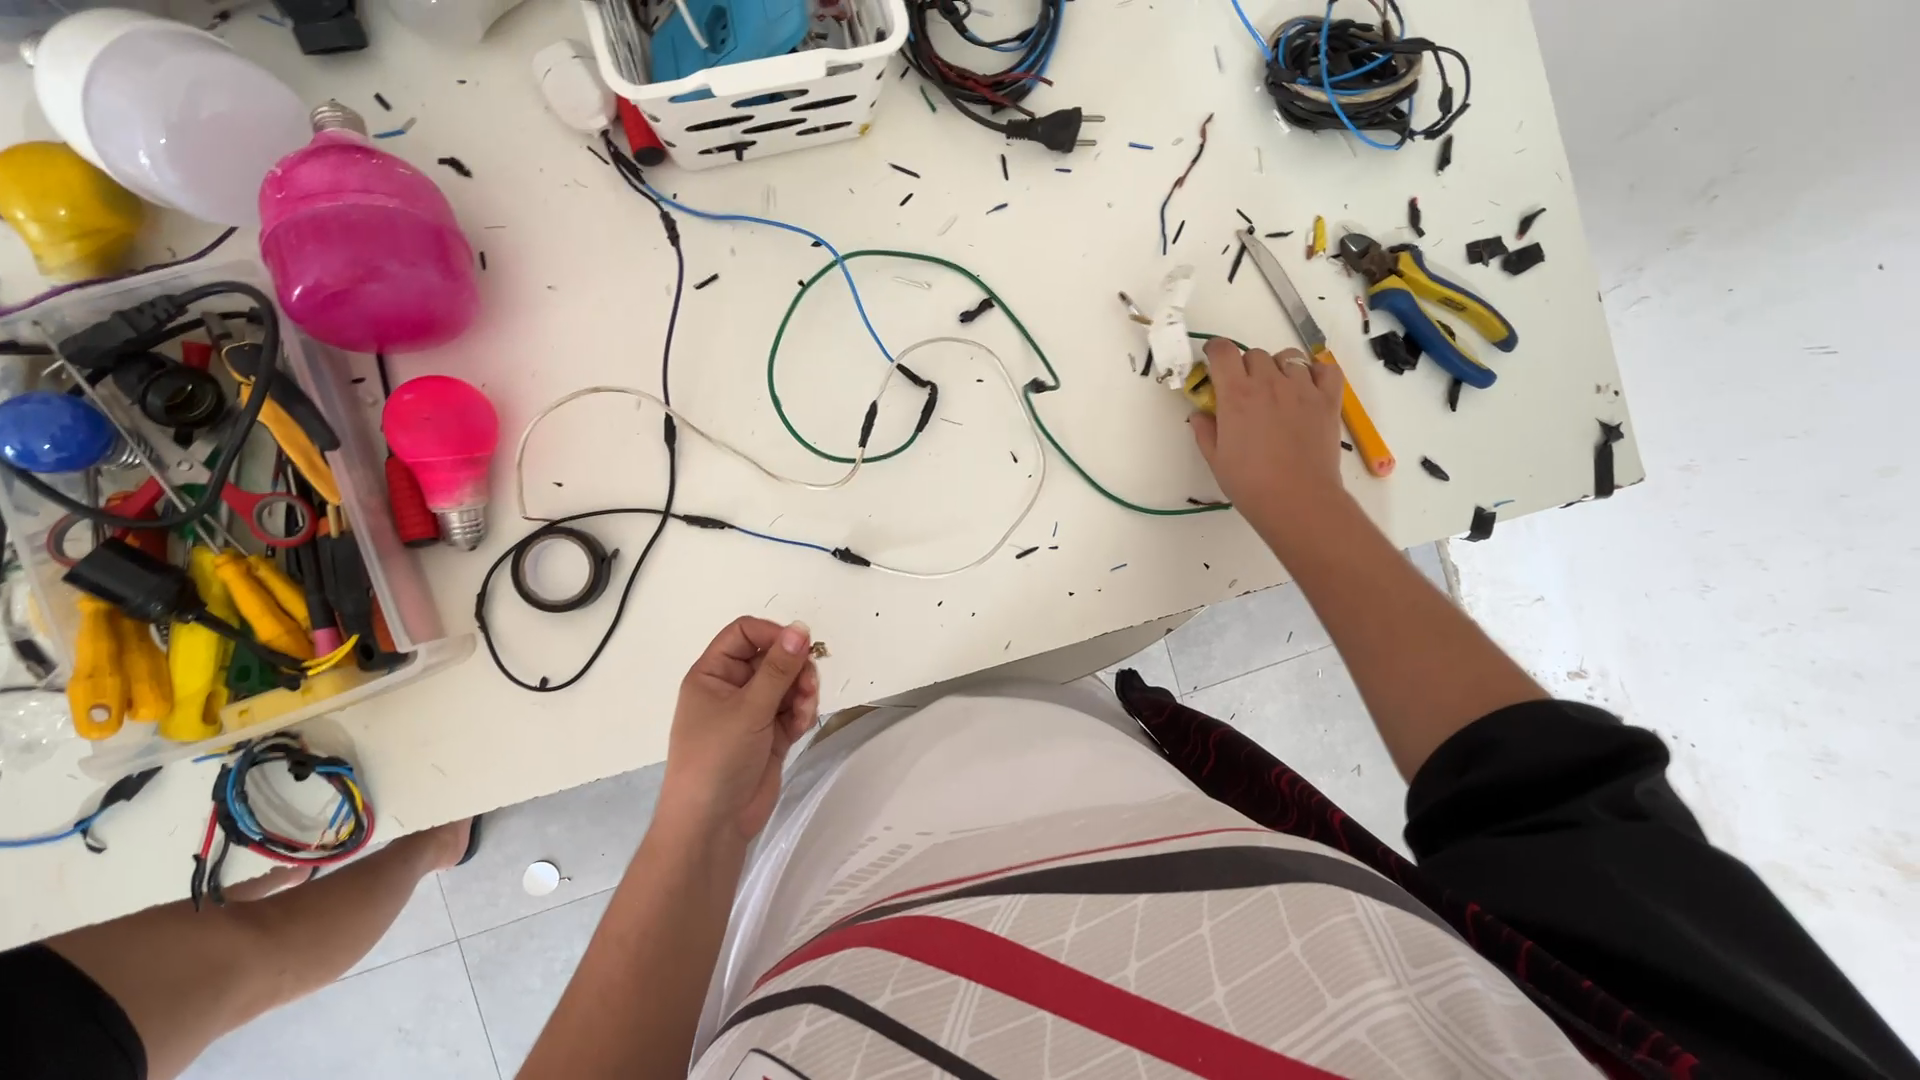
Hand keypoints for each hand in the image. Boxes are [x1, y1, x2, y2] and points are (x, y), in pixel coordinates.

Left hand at [660, 617, 819, 842]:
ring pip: (787, 684)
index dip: (773, 634)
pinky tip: (801, 728)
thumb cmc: (717, 758)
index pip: (744, 634)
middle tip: (807, 686)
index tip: (800, 647)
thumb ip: (779, 668)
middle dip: (794, 669)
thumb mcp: (748, 708)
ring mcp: (751, 713)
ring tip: (803, 711)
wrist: (712, 824)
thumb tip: (801, 628)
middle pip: (772, 658)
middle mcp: (731, 688)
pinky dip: (801, 714)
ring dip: (802, 693)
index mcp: (712, 674)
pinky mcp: (770, 735)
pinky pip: (792, 710)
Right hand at [1190, 337, 1348, 533]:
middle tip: (1245, 390)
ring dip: (1278, 368)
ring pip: (1288, 358)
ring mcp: (1302, 389)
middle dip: (1246, 366)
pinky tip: (1308, 388)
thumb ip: (1205, 431)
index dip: (1215, 350)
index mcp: (1237, 395)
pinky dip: (1316, 372)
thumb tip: (1200, 414)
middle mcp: (1269, 383)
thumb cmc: (1249, 483)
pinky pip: (1326, 370)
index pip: (1223, 352)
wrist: (1297, 500)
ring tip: (1277, 391)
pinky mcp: (1328, 400)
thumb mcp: (1216, 459)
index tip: (1213, 360)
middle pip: (1255, 354)